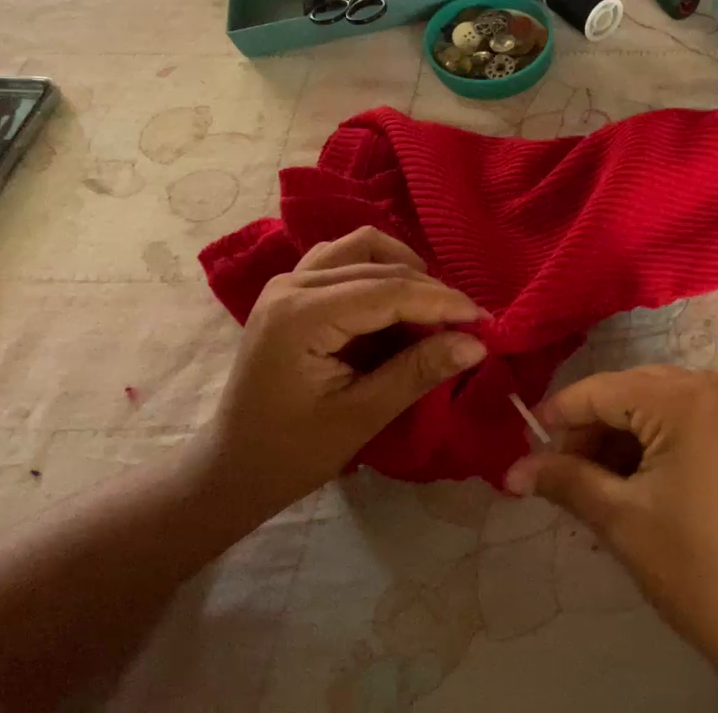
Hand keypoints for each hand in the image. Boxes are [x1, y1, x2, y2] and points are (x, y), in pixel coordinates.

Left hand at [198, 227, 487, 511]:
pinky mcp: (293, 290)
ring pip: (363, 248)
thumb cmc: (291, 452)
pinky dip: (380, 271)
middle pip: (380, 265)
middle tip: (469, 326)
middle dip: (431, 292)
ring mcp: (288, 282)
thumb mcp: (361, 416)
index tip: (485, 322)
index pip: (388, 290)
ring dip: (405, 271)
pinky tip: (399, 303)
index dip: (442, 303)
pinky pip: (346, 259)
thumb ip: (418, 372)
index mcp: (300, 315)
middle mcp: (291, 284)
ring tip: (433, 311)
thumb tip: (476, 344)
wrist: (232, 469)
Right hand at [503, 368, 717, 690]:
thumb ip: (565, 480)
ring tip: (595, 482)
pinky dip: (657, 436)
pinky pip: (689, 413)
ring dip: (623, 433)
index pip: (603, 389)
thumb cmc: (695, 567)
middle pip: (633, 389)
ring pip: (660, 400)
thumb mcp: (621, 519)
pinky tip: (635, 475)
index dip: (559, 415)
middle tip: (558, 473)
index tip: (525, 447)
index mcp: (688, 398)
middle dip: (592, 427)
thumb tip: (512, 470)